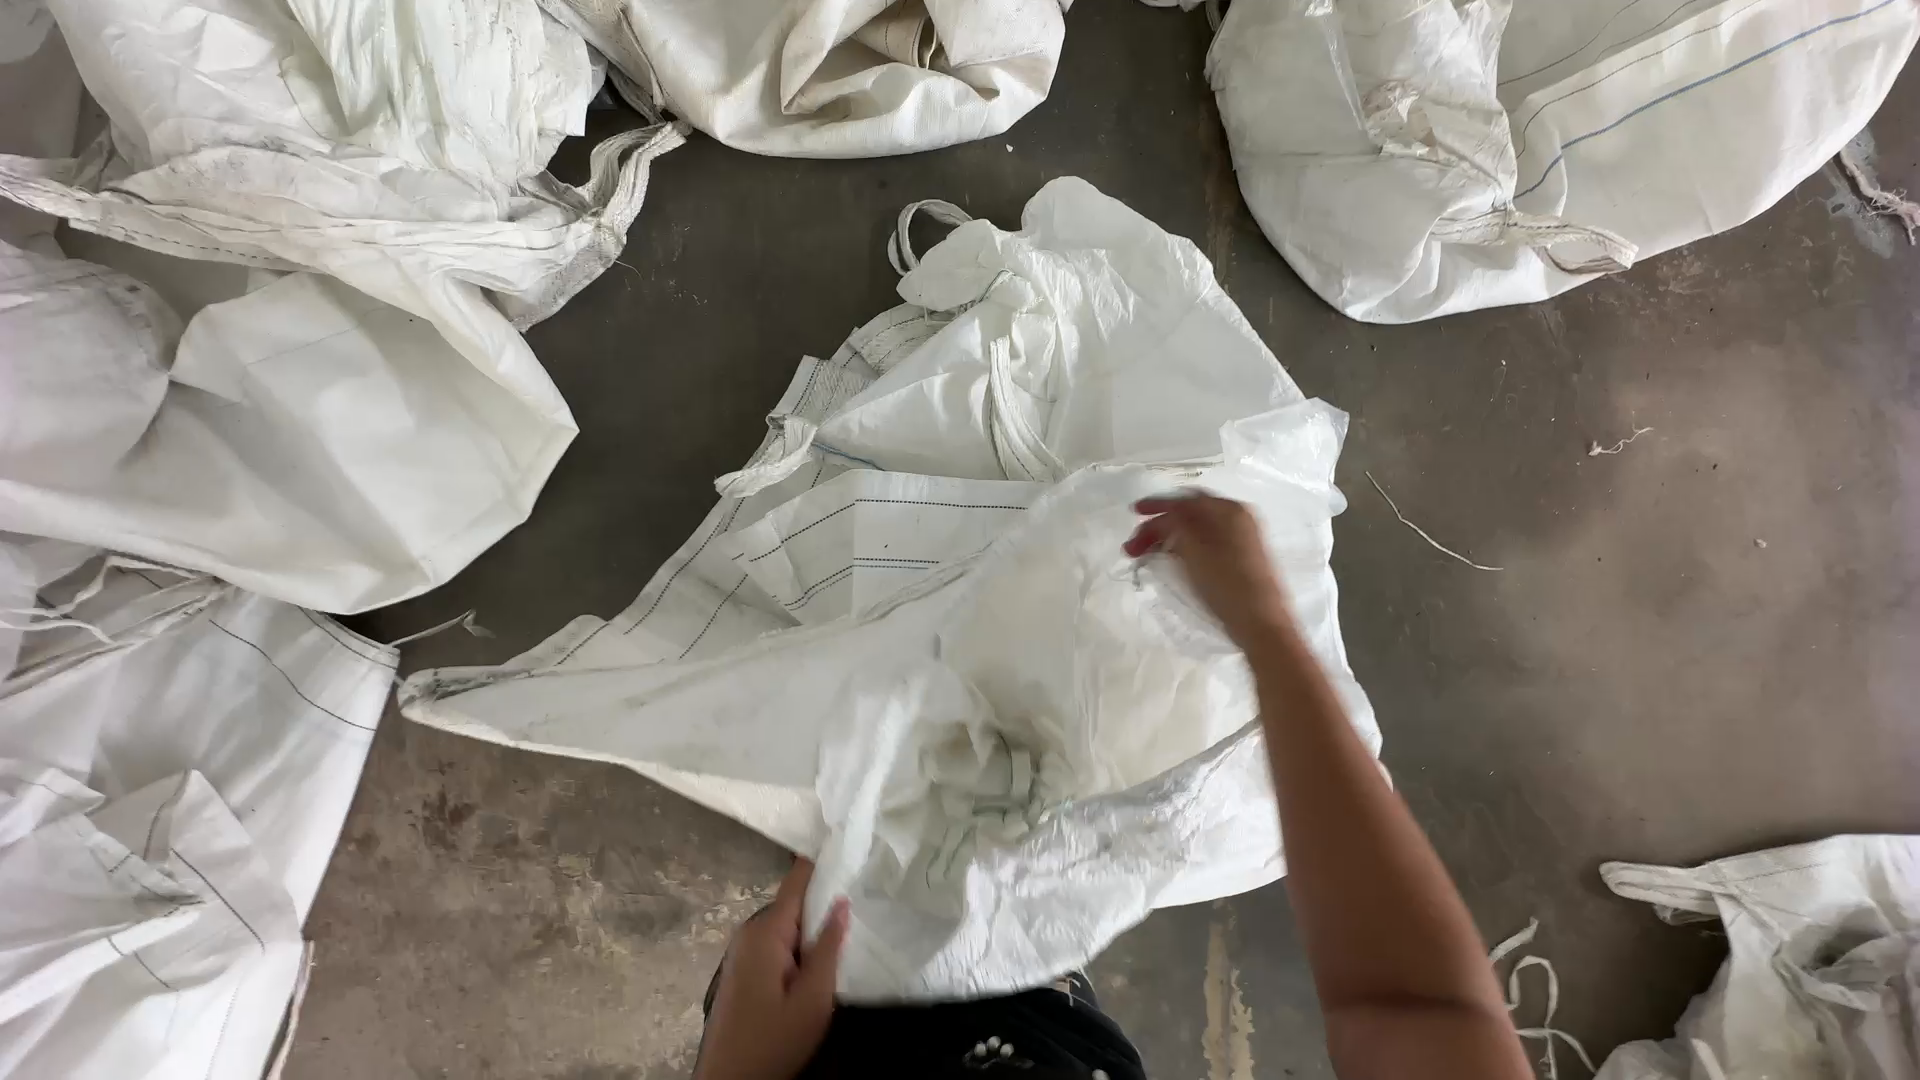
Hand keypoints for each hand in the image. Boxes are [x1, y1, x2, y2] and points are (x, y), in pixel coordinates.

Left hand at [694, 858, 849, 1079]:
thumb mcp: (812, 1000)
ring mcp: (743, 949)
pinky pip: (778, 941)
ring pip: (788, 923)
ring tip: (850, 923)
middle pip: (795, 900)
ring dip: (814, 925)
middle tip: (864, 894)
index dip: (824, 861)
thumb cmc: (772, 1043)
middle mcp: (750, 930)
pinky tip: (821, 956)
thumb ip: (829, 948)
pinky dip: (800, 942)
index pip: (798, 878)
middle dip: (826, 899)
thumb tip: (841, 901)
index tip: (853, 844)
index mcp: (767, 931)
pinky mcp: (744, 968)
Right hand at [1124, 493, 1296, 650]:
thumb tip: (1163, 517)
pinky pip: (1204, 544)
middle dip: (1158, 526)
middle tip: (1134, 545)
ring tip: (1145, 555)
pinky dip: (1183, 548)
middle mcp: (1237, 519)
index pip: (1185, 501)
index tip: (1134, 513)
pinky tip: (1168, 560)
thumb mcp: (1194, 549)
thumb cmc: (1226, 584)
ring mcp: (1240, 540)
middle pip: (1189, 515)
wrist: (1260, 623)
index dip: (1156, 506)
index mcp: (1229, 510)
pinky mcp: (1239, 559)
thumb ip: (1175, 525)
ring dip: (1168, 539)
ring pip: (1195, 531)